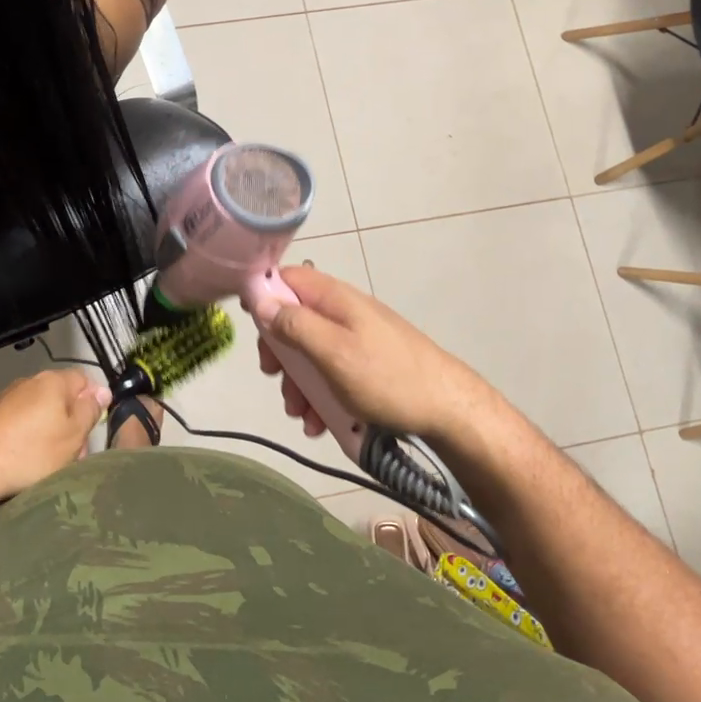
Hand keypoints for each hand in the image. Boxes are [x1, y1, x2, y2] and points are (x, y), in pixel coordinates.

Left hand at [0, 370, 111, 510]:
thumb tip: (102, 391)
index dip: (95, 402)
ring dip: (51, 434)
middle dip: (72, 424)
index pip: (85, 379)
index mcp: (53, 381)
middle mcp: (29, 382)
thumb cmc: (30, 453)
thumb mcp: (73, 436)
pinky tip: (25, 462)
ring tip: (49, 464)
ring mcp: (6, 398)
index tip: (95, 430)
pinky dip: (28, 439)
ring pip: (41, 413)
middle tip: (75, 456)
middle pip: (62, 398)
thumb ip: (89, 410)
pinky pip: (20, 423)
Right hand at [251, 264, 491, 439]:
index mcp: (334, 298)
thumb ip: (294, 324)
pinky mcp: (367, 366)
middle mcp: (343, 312)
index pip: (287, 278)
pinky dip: (320, 396)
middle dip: (280, 353)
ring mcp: (357, 340)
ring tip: (301, 414)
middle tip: (275, 377)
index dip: (263, 295)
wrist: (451, 413)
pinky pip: (331, 375)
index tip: (249, 325)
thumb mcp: (332, 352)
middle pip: (294, 320)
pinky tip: (320, 423)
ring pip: (310, 353)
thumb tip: (260, 299)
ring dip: (298, 383)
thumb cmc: (387, 378)